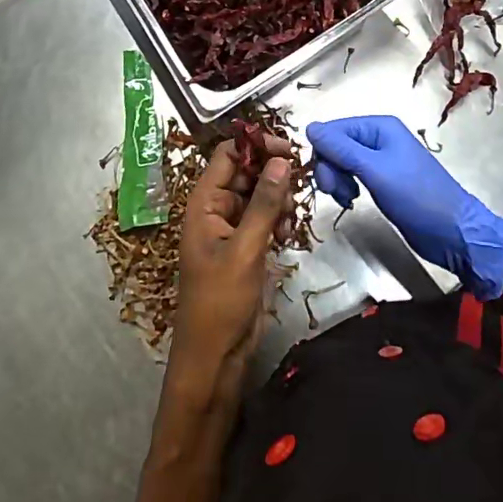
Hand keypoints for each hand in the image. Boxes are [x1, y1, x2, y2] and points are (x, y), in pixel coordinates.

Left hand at [170, 134, 294, 372]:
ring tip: (288, 221)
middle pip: (246, 174)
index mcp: (203, 202)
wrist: (215, 354)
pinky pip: (263, 220)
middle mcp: (215, 209)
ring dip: (277, 202)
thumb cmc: (220, 300)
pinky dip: (277, 222)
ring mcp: (231, 229)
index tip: (288, 149)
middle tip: (298, 186)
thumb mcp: (245, 249)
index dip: (255, 147)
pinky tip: (285, 237)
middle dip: (272, 177)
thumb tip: (281, 160)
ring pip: (259, 197)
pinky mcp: (246, 248)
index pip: (227, 156)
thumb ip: (264, 204)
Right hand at [307, 115, 502, 299]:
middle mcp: (378, 137)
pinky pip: (351, 174)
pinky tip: (351, 199)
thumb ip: (340, 149)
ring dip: (335, 179)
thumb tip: (309, 127)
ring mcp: (380, 159)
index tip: (326, 180)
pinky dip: (345, 186)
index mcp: (379, 126)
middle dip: (329, 168)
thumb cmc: (417, 198)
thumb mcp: (375, 171)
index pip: (332, 130)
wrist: (454, 234)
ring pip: (340, 161)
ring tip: (345, 198)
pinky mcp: (381, 179)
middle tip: (335, 192)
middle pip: (335, 145)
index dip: (323, 153)